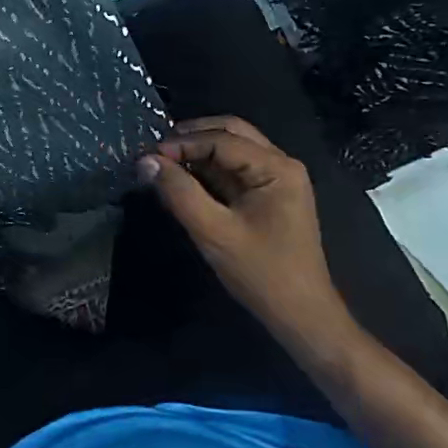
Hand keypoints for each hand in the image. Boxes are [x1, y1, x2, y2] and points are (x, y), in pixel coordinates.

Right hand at [139, 116, 352, 337]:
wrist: (301, 314)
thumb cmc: (261, 273)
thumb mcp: (214, 233)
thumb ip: (180, 194)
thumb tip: (146, 161)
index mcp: (277, 167)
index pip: (223, 138)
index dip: (183, 142)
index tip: (147, 154)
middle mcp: (282, 164)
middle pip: (232, 133)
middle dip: (193, 136)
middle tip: (156, 150)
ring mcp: (279, 179)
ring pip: (235, 149)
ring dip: (200, 151)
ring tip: (164, 161)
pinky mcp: (271, 196)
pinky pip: (237, 170)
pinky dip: (210, 169)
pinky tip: (185, 178)